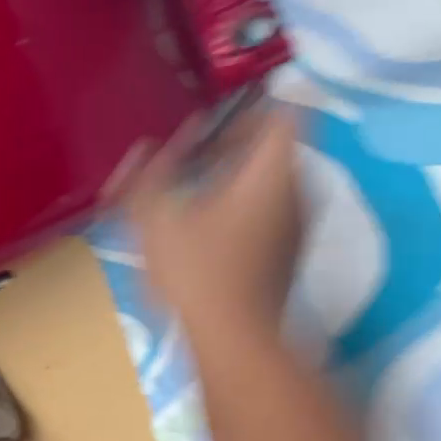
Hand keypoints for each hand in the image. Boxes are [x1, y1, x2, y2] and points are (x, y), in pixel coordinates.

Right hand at [129, 102, 303, 334]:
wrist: (234, 337)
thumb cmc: (197, 273)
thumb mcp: (155, 222)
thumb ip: (146, 181)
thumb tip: (143, 151)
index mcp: (272, 170)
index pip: (281, 110)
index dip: (251, 102)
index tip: (216, 112)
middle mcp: (298, 186)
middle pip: (276, 146)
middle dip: (235, 144)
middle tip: (192, 154)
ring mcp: (298, 221)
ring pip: (271, 180)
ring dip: (235, 178)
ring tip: (193, 192)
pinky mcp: (287, 251)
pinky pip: (268, 211)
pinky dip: (240, 207)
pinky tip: (205, 230)